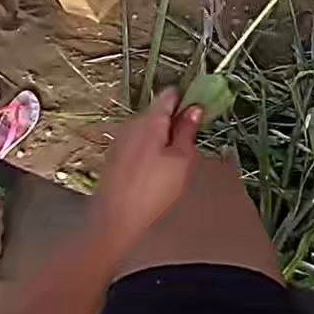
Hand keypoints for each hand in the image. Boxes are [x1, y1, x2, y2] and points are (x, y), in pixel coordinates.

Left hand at [87, 88, 204, 249]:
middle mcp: (133, 122)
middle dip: (175, 122)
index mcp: (151, 119)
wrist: (115, 219)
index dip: (187, 98)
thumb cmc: (154, 189)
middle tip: (189, 146)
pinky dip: (149, 149)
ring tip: (173, 164)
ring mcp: (121, 138)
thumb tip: (195, 108)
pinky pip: (138, 142)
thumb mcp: (181, 160)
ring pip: (148, 128)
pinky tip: (154, 172)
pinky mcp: (114, 154)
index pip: (170, 94)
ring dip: (163, 137)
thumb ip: (188, 131)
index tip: (199, 113)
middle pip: (159, 112)